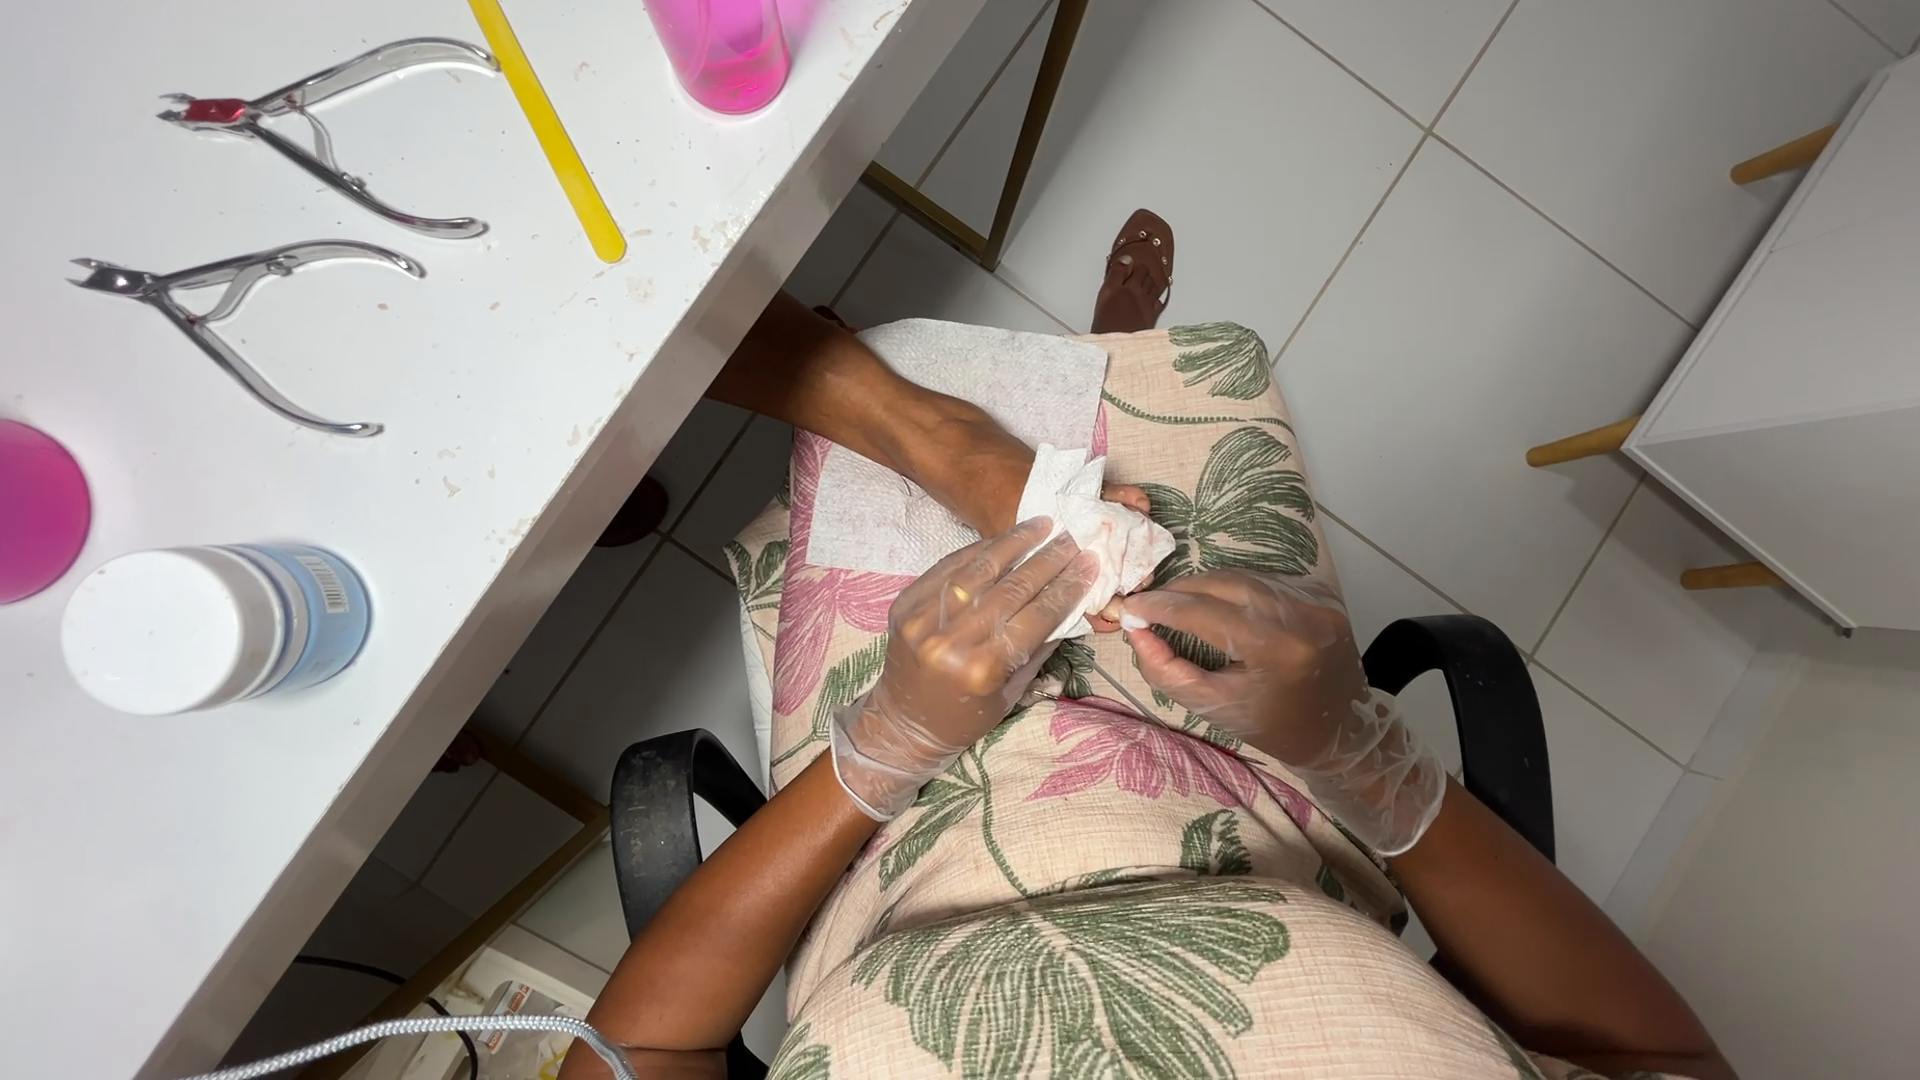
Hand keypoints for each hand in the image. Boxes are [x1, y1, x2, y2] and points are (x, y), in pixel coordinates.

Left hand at [832, 517, 1097, 818]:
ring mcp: (924, 617)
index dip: (1068, 586)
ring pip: (980, 568)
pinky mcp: (907, 602)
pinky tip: (1005, 539)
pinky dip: (981, 550)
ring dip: (1016, 542)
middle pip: (1013, 588)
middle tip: (1073, 538)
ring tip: (1043, 525)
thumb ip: (1039, 644)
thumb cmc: (968, 715)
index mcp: (983, 668)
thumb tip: (1071, 600)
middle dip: (1049, 560)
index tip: (1090, 561)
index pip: (1038, 616)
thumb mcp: (1012, 690)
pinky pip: (950, 566)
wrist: (903, 721)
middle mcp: (953, 639)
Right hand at [1120, 571, 1366, 759]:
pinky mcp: (1320, 591)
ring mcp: (1315, 598)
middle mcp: (1301, 614)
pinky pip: (1261, 579)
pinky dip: (1230, 588)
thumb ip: (1167, 670)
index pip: (1204, 612)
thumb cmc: (1273, 726)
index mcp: (1277, 649)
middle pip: (1220, 584)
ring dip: (1202, 587)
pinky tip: (1215, 604)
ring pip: (1239, 576)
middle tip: (1148, 607)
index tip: (1129, 608)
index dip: (1160, 607)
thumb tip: (1135, 632)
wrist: (1343, 730)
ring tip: (1176, 605)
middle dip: (1177, 592)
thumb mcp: (1213, 708)